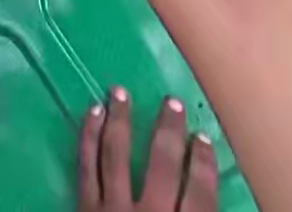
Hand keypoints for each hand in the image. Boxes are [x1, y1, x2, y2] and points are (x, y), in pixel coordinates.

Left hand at [78, 88, 219, 211]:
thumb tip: (208, 195)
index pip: (200, 196)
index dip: (204, 166)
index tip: (203, 137)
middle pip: (161, 165)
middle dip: (167, 131)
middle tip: (172, 101)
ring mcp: (112, 207)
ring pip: (116, 154)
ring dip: (120, 120)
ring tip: (120, 91)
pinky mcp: (84, 205)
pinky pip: (86, 163)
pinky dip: (89, 135)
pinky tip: (94, 111)